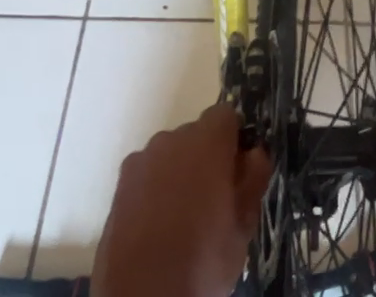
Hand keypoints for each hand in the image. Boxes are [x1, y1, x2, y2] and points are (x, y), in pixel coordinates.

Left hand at [93, 102, 273, 296]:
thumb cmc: (202, 261)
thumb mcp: (244, 224)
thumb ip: (254, 178)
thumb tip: (255, 152)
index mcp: (206, 143)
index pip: (226, 115)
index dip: (235, 138)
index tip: (239, 168)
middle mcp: (170, 141)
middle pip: (196, 134)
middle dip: (208, 156)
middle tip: (216, 198)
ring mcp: (140, 162)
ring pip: (171, 154)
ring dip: (181, 171)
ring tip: (185, 215)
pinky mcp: (119, 186)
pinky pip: (149, 173)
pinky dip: (157, 187)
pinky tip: (160, 223)